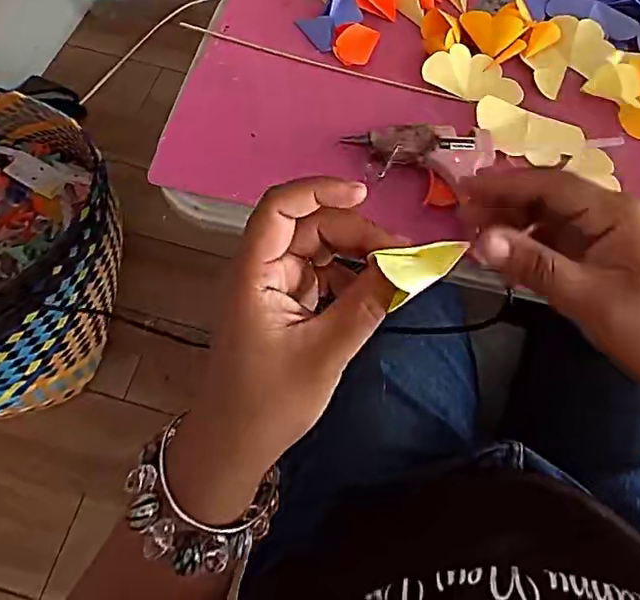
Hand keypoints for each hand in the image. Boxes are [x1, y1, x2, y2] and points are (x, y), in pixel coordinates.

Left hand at [164, 177, 397, 523]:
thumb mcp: (324, 354)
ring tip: (394, 268)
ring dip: (357, 251)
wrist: (231, 450)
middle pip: (310, 225)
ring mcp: (274, 283)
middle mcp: (262, 268)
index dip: (319, 190)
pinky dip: (350, 274)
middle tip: (399, 252)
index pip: (280, 207)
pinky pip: (323, 270)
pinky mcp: (287, 299)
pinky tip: (374, 290)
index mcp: (255, 272)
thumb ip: (367, 305)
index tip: (363, 195)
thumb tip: (407, 266)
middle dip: (356, 231)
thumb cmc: (267, 404)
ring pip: (320, 245)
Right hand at [458, 166, 639, 404]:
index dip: (503, 184)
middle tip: (461, 217)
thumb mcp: (591, 300)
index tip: (461, 191)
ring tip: (476, 237)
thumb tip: (480, 238)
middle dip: (504, 202)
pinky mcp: (603, 259)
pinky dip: (531, 246)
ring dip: (515, 224)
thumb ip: (535, 266)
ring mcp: (606, 236)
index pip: (549, 184)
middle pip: (547, 196)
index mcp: (612, 210)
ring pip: (550, 219)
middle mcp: (608, 214)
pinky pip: (559, 242)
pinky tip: (509, 257)